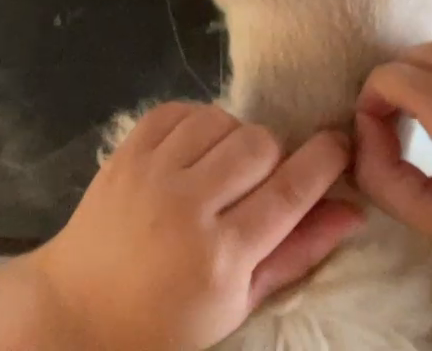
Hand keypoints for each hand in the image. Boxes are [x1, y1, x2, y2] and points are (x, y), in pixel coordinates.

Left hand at [22, 102, 362, 350]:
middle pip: (259, 144)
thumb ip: (295, 254)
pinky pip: (178, 109)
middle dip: (275, 156)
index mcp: (221, 256)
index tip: (340, 144)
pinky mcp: (126, 151)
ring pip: (220, 119)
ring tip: (224, 168)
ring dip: (234, 137)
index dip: (324, 160)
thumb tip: (352, 211)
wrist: (80, 309)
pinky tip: (194, 150)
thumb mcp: (238, 304)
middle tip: (262, 181)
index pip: (289, 191)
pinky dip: (196, 122)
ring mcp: (151, 172)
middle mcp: (187, 206)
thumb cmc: (166, 322)